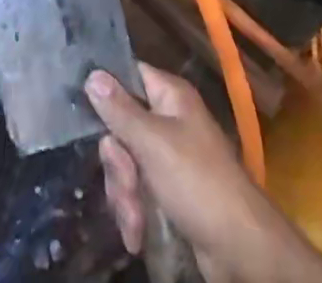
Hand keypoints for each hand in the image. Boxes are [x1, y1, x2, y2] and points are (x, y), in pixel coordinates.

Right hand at [86, 64, 321, 282]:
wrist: (239, 248)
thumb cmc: (197, 182)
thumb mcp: (152, 143)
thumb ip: (119, 109)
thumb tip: (92, 73)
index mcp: (170, 97)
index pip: (129, 74)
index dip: (105, 90)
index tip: (81, 110)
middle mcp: (169, 120)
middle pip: (120, 127)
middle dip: (118, 165)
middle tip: (129, 182)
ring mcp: (168, 156)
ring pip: (125, 163)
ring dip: (124, 194)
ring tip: (136, 220)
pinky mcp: (167, 190)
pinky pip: (136, 189)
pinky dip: (134, 211)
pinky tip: (138, 233)